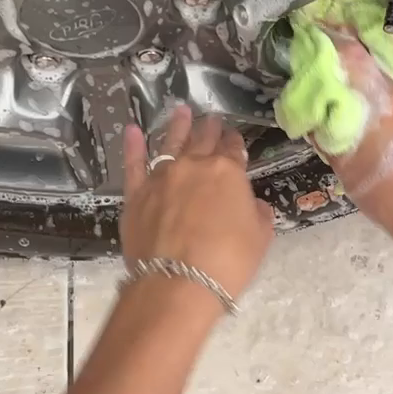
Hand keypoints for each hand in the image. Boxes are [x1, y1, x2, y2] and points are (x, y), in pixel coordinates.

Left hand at [120, 104, 274, 304]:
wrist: (178, 282)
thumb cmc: (228, 261)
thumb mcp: (260, 238)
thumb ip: (258, 214)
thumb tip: (253, 205)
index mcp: (228, 171)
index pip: (233, 150)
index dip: (235, 143)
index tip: (234, 138)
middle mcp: (194, 165)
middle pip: (203, 140)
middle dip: (209, 128)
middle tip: (211, 118)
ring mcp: (162, 177)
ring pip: (170, 143)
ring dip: (177, 125)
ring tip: (180, 111)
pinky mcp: (136, 194)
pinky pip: (133, 164)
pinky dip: (133, 146)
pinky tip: (132, 131)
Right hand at [317, 31, 392, 246]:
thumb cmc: (380, 189)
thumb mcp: (342, 163)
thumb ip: (324, 131)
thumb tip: (309, 110)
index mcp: (375, 97)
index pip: (350, 52)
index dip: (330, 38)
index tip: (313, 32)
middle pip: (371, 54)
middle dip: (348, 47)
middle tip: (328, 46)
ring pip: (387, 68)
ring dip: (366, 63)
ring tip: (347, 68)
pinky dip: (382, 82)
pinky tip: (371, 93)